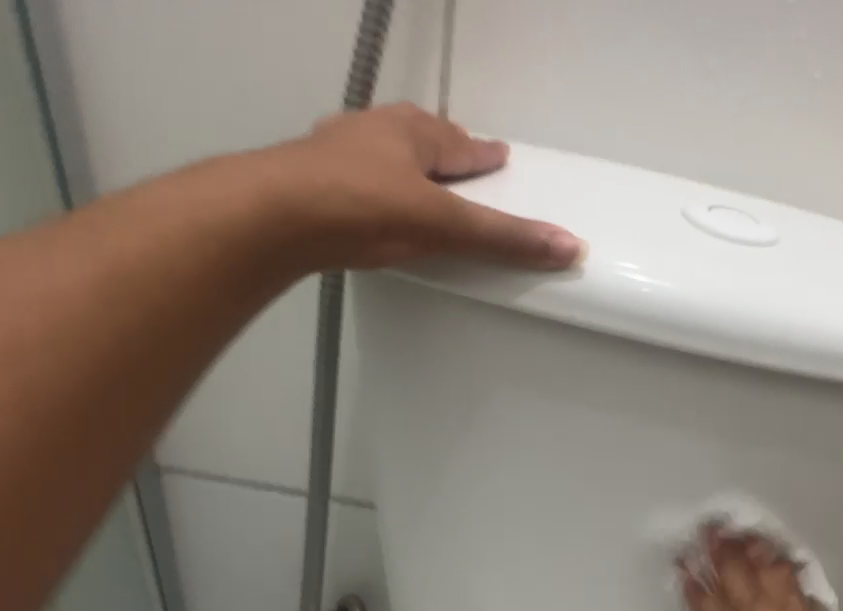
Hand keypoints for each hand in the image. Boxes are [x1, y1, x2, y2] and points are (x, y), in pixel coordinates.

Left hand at [260, 103, 583, 271]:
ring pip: (377, 151)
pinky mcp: (305, 180)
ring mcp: (334, 152)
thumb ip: (502, 238)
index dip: (483, 153)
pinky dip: (363, 184)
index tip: (499, 153)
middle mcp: (372, 132)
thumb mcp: (444, 225)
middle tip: (457, 156)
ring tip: (412, 179)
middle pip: (416, 136)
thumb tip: (569, 246)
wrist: (273, 215)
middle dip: (439, 146)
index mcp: (412, 133)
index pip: (460, 144)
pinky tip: (362, 203)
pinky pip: (347, 176)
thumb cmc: (363, 206)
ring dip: (398, 162)